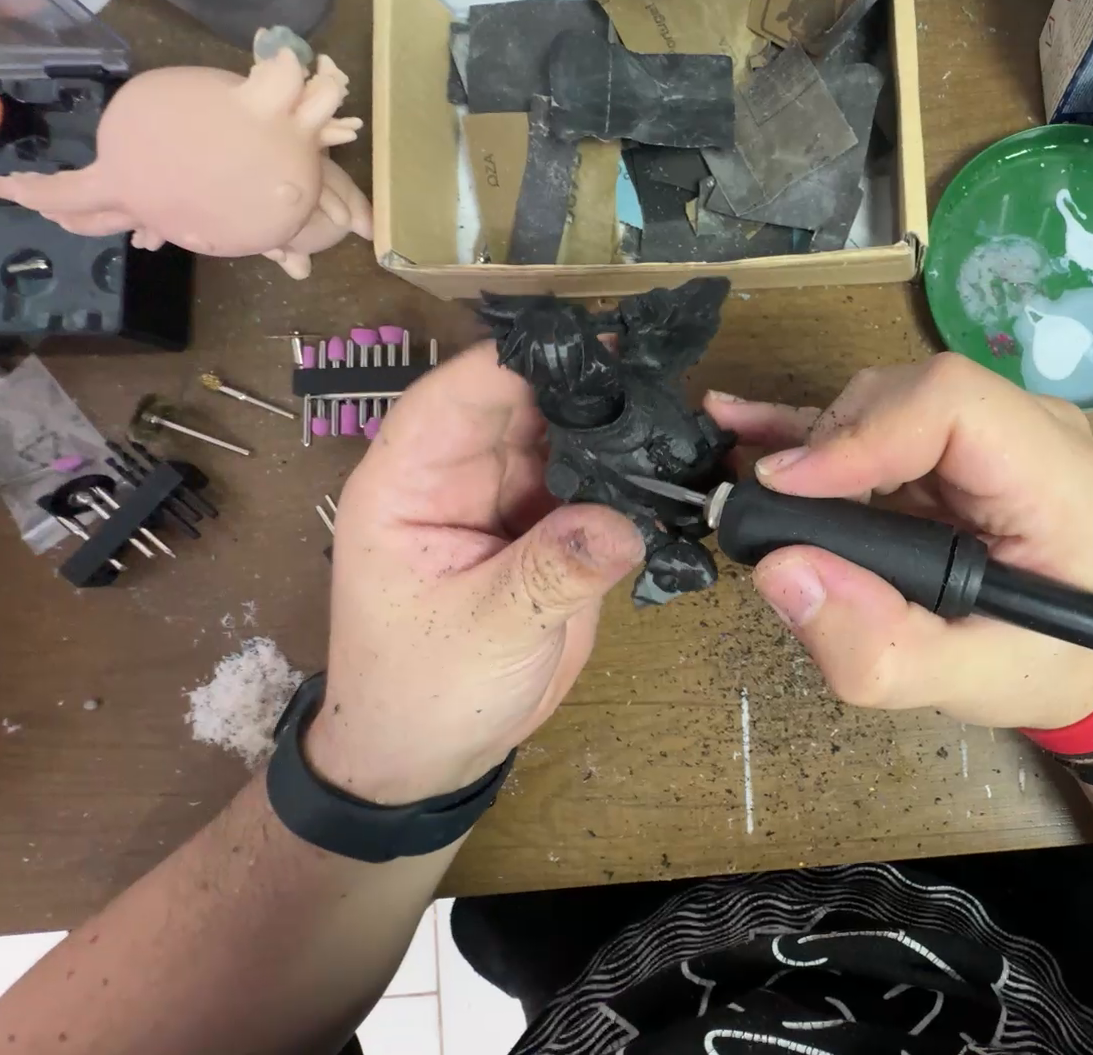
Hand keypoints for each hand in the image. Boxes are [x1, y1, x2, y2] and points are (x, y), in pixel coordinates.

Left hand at [309, 344, 642, 804]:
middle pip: (525, 406)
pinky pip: (598, 484)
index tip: (596, 341)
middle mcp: (465, 478)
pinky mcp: (559, 531)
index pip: (460, 395)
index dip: (523, 362)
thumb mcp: (485, 630)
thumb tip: (622, 523)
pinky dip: (633, 472)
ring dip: (617, 424)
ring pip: (569, 440)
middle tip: (661, 367)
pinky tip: (675, 461)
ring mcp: (518, 503)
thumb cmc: (427, 690)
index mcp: (411, 483)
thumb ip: (552, 572)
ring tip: (681, 407)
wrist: (438, 752)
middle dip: (585, 384)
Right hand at [705, 353, 1092, 730]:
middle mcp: (1028, 430)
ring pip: (881, 401)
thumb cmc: (1039, 668)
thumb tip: (782, 569)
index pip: (951, 403)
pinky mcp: (951, 444)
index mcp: (1054, 476)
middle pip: (907, 394)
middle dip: (829, 447)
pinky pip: (878, 420)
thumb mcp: (965, 682)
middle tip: (776, 513)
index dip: (861, 435)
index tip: (788, 487)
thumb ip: (881, 645)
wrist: (1073, 658)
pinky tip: (745, 424)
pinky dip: (812, 430)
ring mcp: (991, 428)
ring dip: (812, 445)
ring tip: (755, 488)